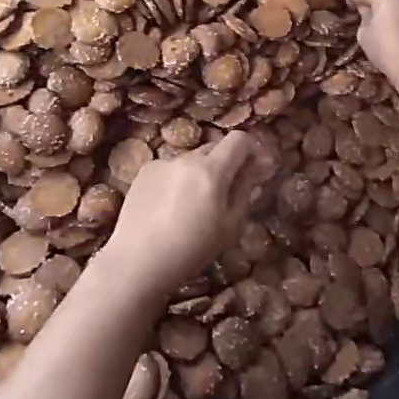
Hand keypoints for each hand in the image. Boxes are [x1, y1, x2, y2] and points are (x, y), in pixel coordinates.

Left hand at [92, 132, 276, 301]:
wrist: (138, 259)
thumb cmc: (191, 249)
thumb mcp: (229, 224)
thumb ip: (244, 189)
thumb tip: (256, 166)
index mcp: (211, 170)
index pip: (238, 140)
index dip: (254, 149)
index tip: (259, 168)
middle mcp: (185, 159)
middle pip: (214, 149)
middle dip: (228, 163)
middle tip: (231, 191)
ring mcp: (161, 163)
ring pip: (191, 160)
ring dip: (202, 173)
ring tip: (196, 207)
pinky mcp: (144, 172)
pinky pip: (171, 169)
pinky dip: (179, 180)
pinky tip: (171, 207)